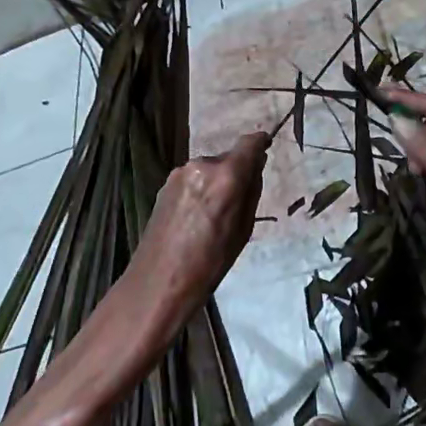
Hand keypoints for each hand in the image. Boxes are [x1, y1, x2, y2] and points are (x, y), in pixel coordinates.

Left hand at [127, 132, 270, 307]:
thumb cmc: (210, 262)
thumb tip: (255, 167)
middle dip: (237, 173)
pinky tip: (196, 218)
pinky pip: (193, 180)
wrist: (159, 281)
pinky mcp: (165, 185)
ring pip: (209, 170)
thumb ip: (251, 192)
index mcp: (225, 176)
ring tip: (215, 216)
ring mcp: (179, 174)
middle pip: (228, 159)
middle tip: (240, 202)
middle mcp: (201, 166)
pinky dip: (201, 190)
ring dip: (217, 183)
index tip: (266, 148)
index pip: (249, 143)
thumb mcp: (243, 229)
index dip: (260, 144)